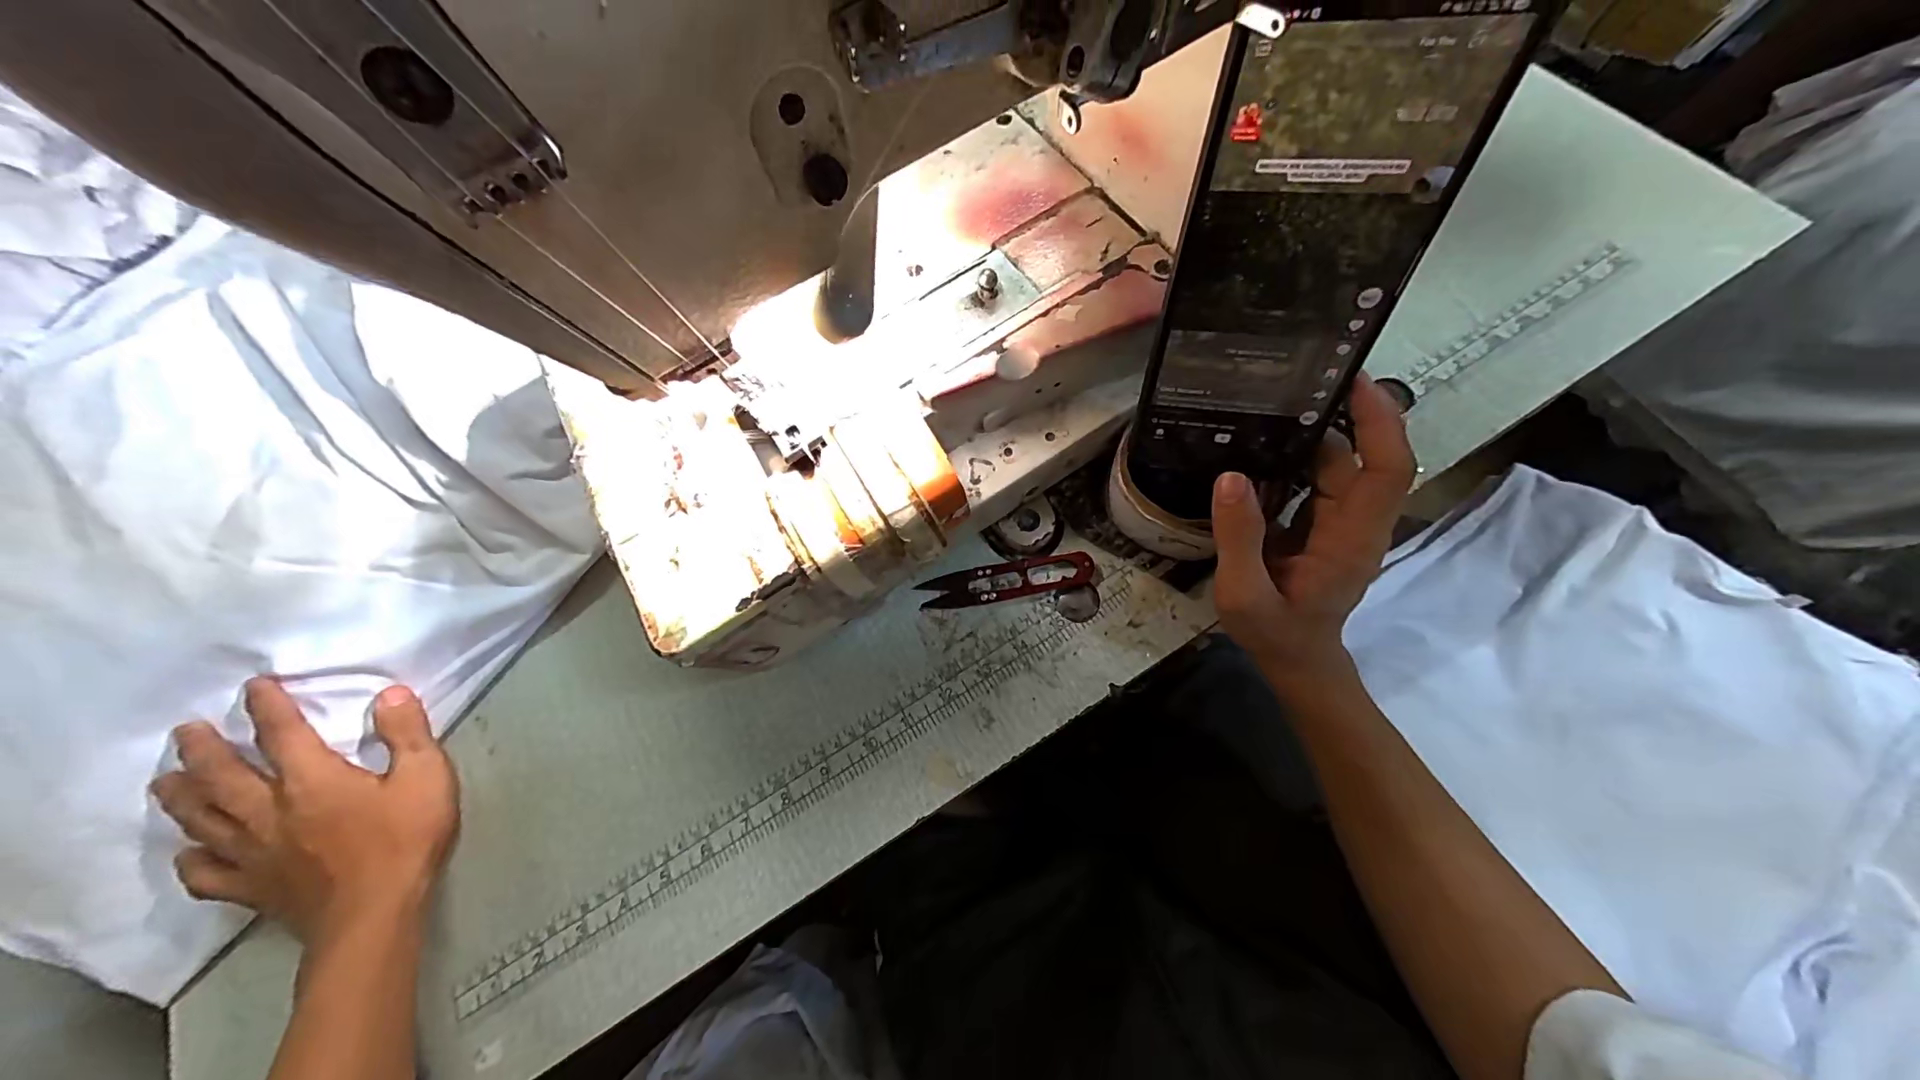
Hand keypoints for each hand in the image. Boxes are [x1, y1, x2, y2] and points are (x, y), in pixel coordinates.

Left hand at [151, 679, 459, 942]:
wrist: (374, 914)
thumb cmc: (406, 838)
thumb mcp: (426, 777)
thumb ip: (408, 734)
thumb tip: (389, 694)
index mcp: (312, 781)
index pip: (282, 734)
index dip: (267, 706)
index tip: (254, 685)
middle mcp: (269, 811)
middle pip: (223, 776)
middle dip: (203, 750)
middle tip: (186, 731)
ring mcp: (253, 852)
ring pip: (202, 819)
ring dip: (181, 796)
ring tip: (165, 780)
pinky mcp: (250, 887)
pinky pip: (206, 872)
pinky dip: (191, 859)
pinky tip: (188, 852)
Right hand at [1210, 374, 1415, 691]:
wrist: (1295, 659)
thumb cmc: (1275, 632)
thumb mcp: (1245, 594)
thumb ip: (1239, 539)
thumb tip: (1230, 476)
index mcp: (1351, 538)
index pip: (1386, 470)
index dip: (1380, 423)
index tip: (1355, 382)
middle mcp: (1357, 522)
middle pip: (1363, 457)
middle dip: (1339, 414)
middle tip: (1290, 381)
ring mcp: (1342, 522)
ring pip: (1337, 465)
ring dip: (1310, 434)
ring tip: (1266, 405)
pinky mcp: (1323, 524)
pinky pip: (1316, 480)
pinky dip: (1294, 457)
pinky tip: (1258, 446)